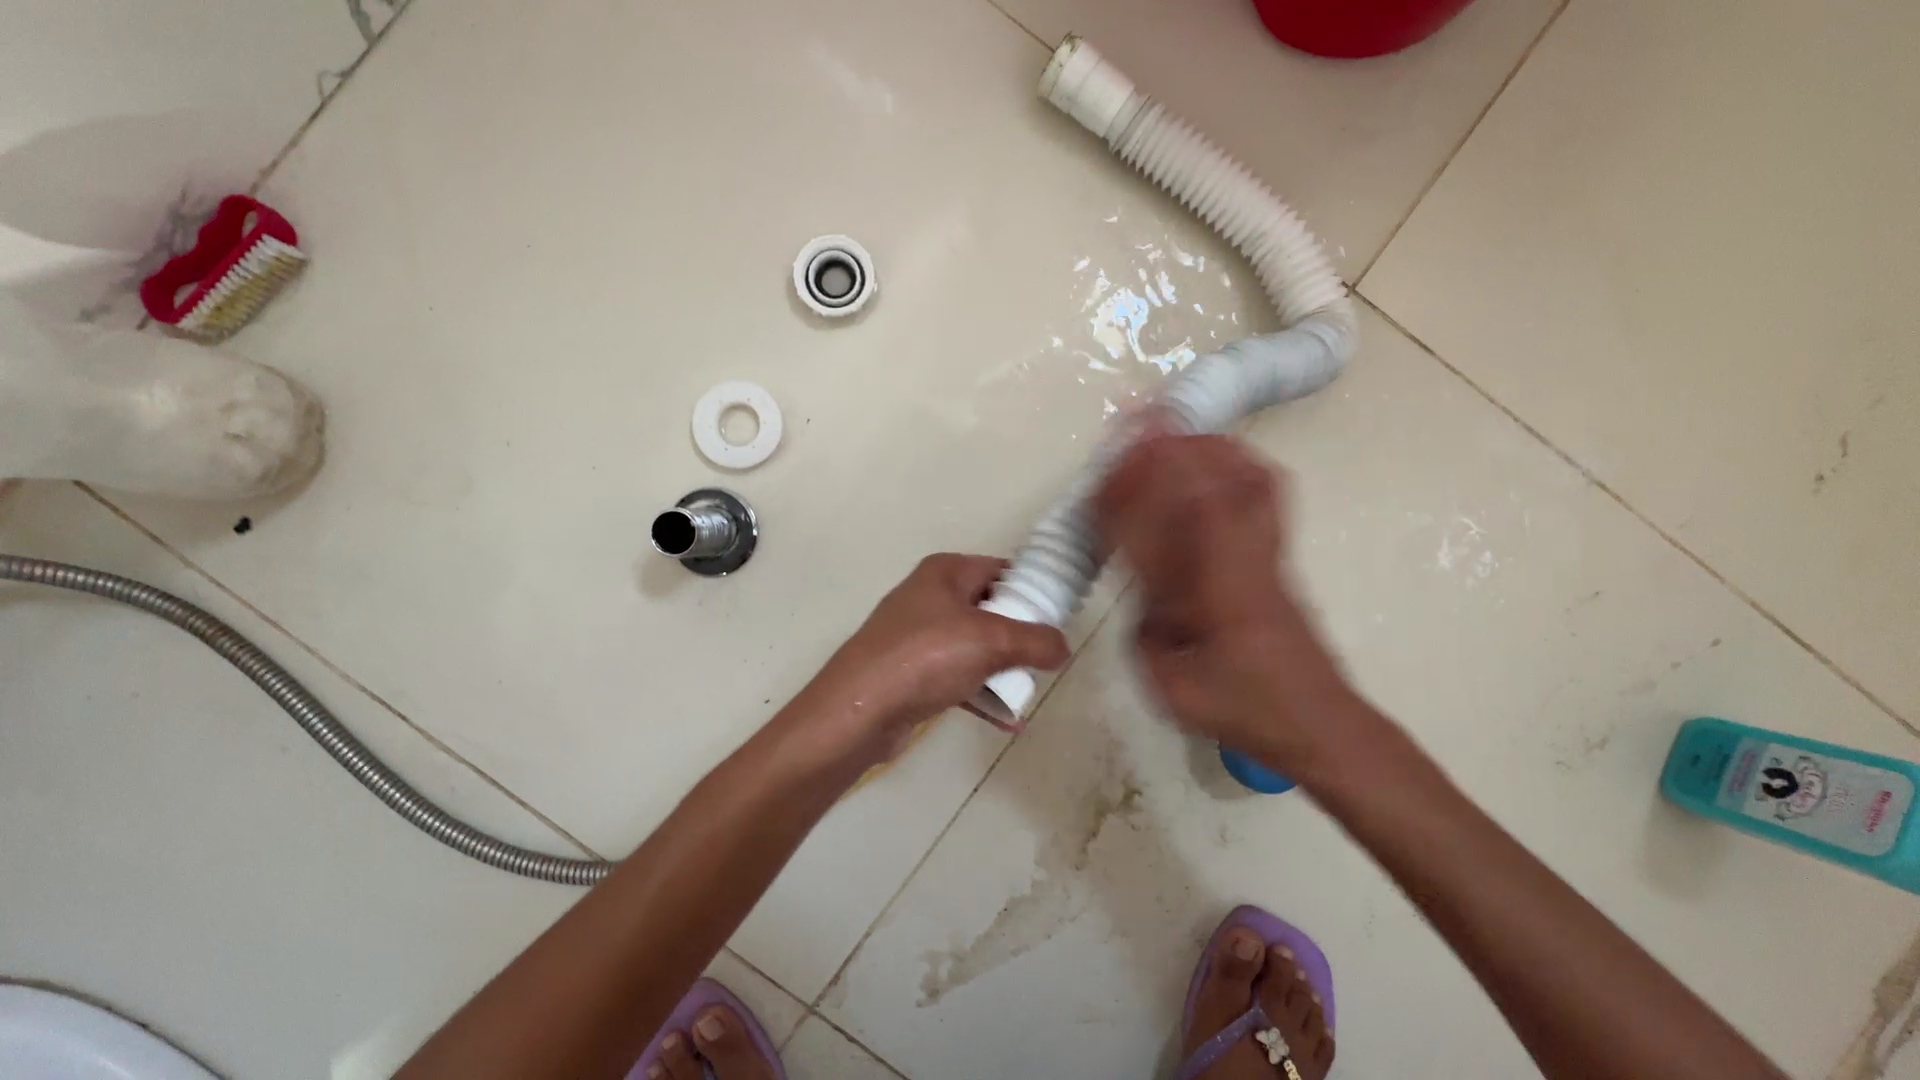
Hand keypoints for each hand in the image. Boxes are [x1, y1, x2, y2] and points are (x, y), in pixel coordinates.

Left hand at [791, 553, 1069, 768]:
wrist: (859, 710)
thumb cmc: (926, 658)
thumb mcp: (993, 641)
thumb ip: (1036, 641)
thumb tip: (1062, 647)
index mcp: (945, 572)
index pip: (1001, 569)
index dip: (1033, 589)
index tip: (1061, 615)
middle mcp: (929, 596)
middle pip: (989, 608)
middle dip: (1020, 634)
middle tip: (1046, 657)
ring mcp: (916, 636)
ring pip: (974, 646)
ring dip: (1002, 668)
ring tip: (1027, 691)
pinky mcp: (910, 673)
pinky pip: (956, 677)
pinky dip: (980, 693)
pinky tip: (1006, 719)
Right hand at [1095, 433, 1357, 777]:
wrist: (1319, 721)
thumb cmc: (1243, 709)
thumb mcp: (1171, 684)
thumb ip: (1148, 632)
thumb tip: (1140, 591)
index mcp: (1217, 595)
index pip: (1169, 528)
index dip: (1136, 492)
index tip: (1107, 471)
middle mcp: (1246, 561)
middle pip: (1216, 484)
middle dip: (1173, 448)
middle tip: (1138, 424)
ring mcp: (1270, 554)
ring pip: (1248, 481)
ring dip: (1206, 448)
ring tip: (1171, 431)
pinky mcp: (1279, 557)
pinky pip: (1264, 494)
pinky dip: (1236, 465)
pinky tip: (1212, 461)